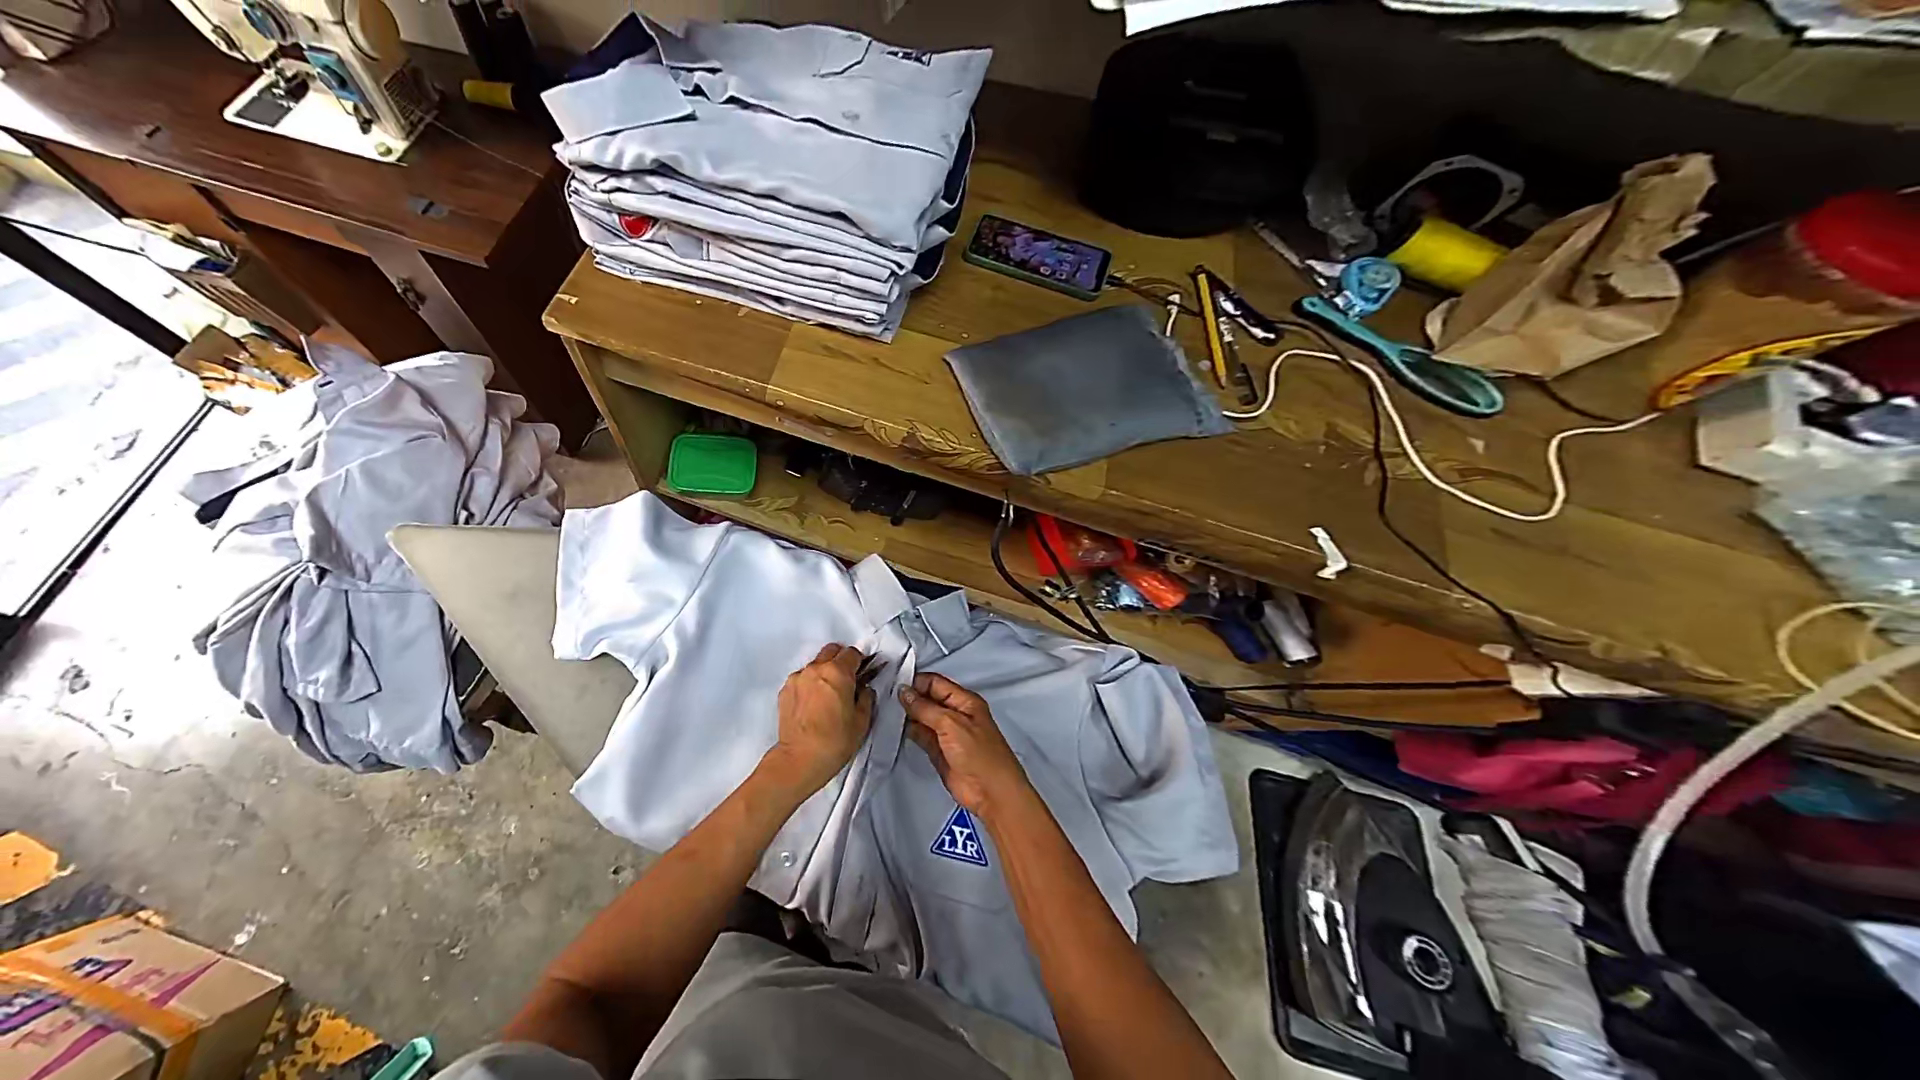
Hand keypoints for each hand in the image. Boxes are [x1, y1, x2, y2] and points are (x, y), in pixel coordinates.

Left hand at [763, 643, 873, 796]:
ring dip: (824, 672)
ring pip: (815, 664)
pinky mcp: (785, 691)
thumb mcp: (862, 720)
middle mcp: (816, 670)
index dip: (861, 662)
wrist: (800, 759)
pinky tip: (815, 703)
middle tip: (848, 679)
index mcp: (838, 672)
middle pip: (831, 651)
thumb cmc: (834, 742)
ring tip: (829, 694)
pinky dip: (810, 684)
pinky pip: (801, 678)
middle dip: (842, 660)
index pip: (852, 653)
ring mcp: (798, 679)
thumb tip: (864, 690)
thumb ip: (866, 697)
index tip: (864, 672)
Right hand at [901, 674, 1032, 817]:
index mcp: (965, 701)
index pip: (936, 683)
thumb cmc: (983, 757)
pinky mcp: (940, 751)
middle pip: (928, 699)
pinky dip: (909, 732)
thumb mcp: (952, 724)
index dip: (916, 682)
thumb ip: (926, 708)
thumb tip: (906, 694)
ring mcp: (948, 733)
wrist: (990, 792)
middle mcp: (956, 714)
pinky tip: (897, 729)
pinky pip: (921, 735)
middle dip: (910, 698)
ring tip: (888, 712)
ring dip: (908, 715)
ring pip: (923, 717)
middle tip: (888, 698)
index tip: (896, 685)